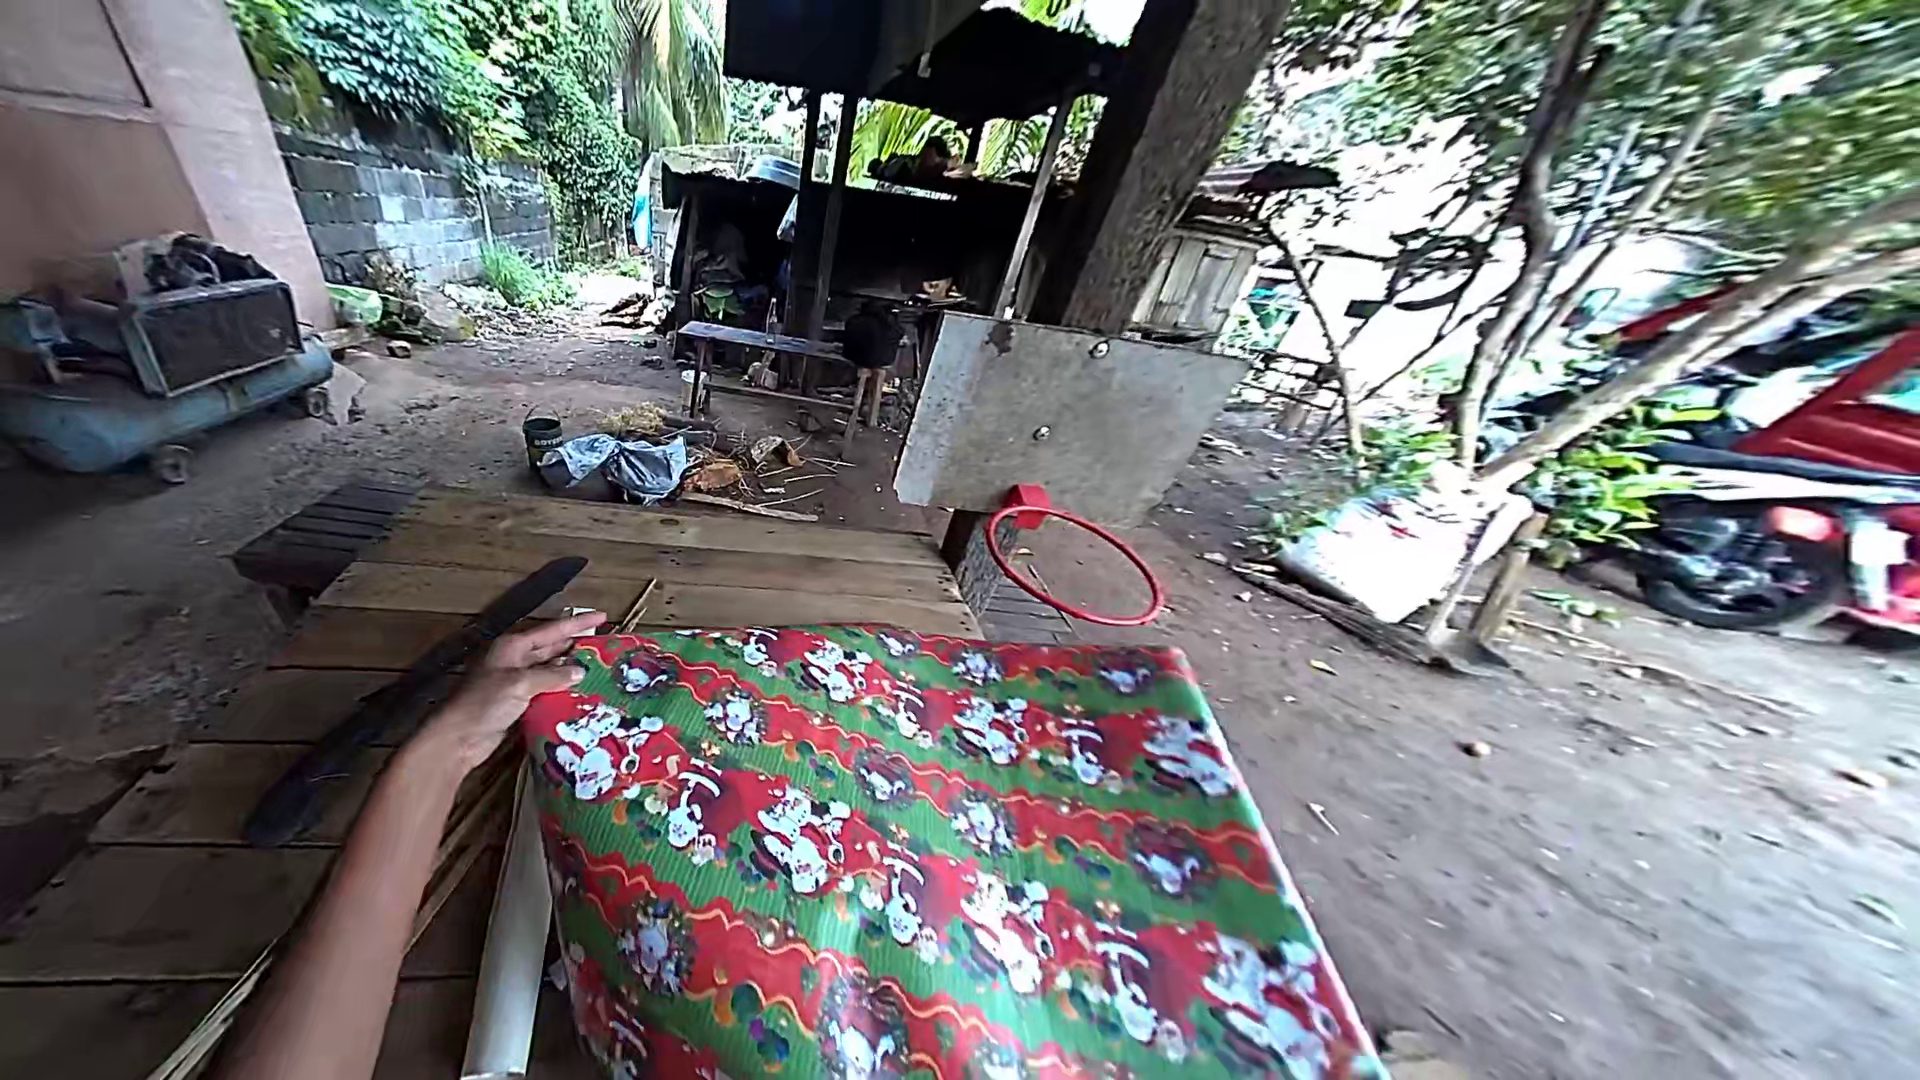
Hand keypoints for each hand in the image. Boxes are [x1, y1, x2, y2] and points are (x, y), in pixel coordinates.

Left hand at [412, 610, 606, 773]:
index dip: (579, 623)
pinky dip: (563, 686)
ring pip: (551, 667)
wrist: (456, 740)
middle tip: (603, 641)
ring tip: (598, 664)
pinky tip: (581, 688)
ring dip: (572, 666)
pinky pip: (548, 687)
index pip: (553, 630)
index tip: (603, 616)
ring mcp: (515, 680)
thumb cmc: (483, 704)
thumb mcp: (521, 684)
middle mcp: (514, 659)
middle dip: (576, 643)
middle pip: (552, 646)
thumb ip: (554, 675)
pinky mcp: (518, 699)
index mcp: (513, 647)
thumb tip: (580, 672)